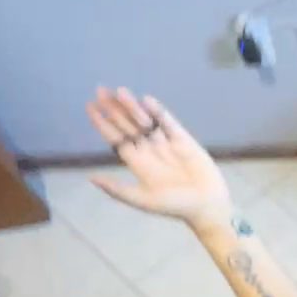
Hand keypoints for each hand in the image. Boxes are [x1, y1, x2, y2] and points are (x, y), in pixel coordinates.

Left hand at [84, 86, 232, 228]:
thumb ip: (117, 189)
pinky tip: (147, 100)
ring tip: (120, 91)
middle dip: (114, 109)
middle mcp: (150, 150)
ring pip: (146, 121)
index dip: (103, 123)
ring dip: (133, 107)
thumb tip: (90, 178)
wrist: (206, 206)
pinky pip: (169, 123)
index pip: (116, 138)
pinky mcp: (184, 141)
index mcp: (138, 163)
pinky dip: (159, 112)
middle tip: (100, 90)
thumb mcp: (143, 200)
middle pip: (128, 126)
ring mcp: (167, 144)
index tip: (90, 106)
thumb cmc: (175, 206)